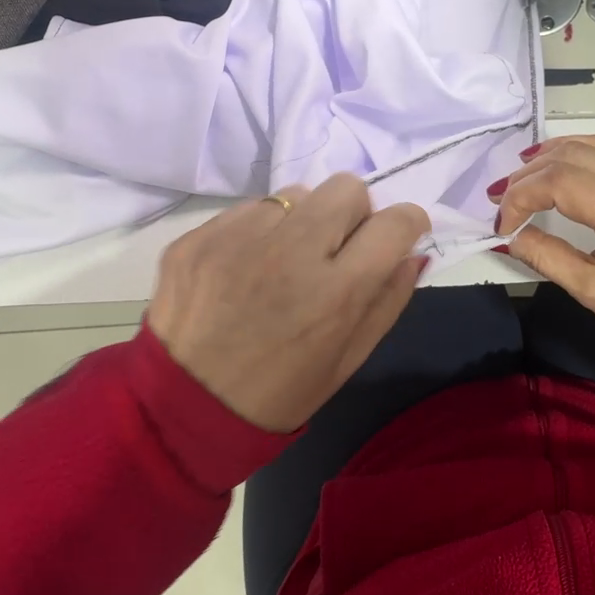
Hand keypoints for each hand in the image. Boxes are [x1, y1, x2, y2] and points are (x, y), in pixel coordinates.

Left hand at [145, 174, 430, 431]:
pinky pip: (247, 211)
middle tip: (338, 248)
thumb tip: (412, 253)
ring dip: (303, 220)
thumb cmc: (281, 393)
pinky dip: (258, 232)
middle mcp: (290, 253)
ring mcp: (238, 240)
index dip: (408, 223)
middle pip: (347, 189)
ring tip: (284, 261)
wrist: (182, 406)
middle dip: (355, 213)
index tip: (400, 235)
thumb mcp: (349, 360)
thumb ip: (388, 301)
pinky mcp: (198, 238)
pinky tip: (246, 269)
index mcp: (336, 292)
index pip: (395, 223)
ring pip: (296, 194)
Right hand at [488, 135, 594, 361]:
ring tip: (521, 179)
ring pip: (594, 144)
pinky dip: (580, 154)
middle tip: (503, 199)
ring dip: (551, 157)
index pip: (564, 183)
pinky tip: (556, 164)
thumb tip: (507, 234)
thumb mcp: (594, 293)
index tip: (503, 222)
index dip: (522, 195)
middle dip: (529, 175)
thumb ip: (546, 257)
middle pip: (575, 156)